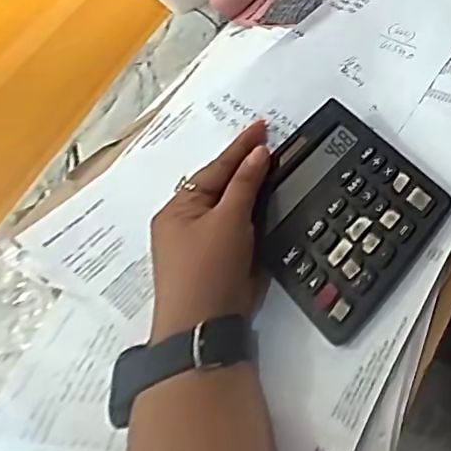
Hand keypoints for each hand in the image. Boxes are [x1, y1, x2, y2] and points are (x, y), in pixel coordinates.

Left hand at [149, 119, 271, 340]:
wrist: (205, 325)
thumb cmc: (208, 267)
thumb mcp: (228, 218)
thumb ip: (245, 182)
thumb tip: (259, 153)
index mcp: (178, 208)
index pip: (216, 168)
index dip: (241, 146)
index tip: (262, 124)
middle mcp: (187, 221)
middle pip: (221, 183)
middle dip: (244, 161)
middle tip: (269, 137)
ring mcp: (203, 239)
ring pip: (232, 201)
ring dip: (251, 182)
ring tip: (272, 159)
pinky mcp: (221, 255)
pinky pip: (239, 219)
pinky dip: (253, 204)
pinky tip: (268, 194)